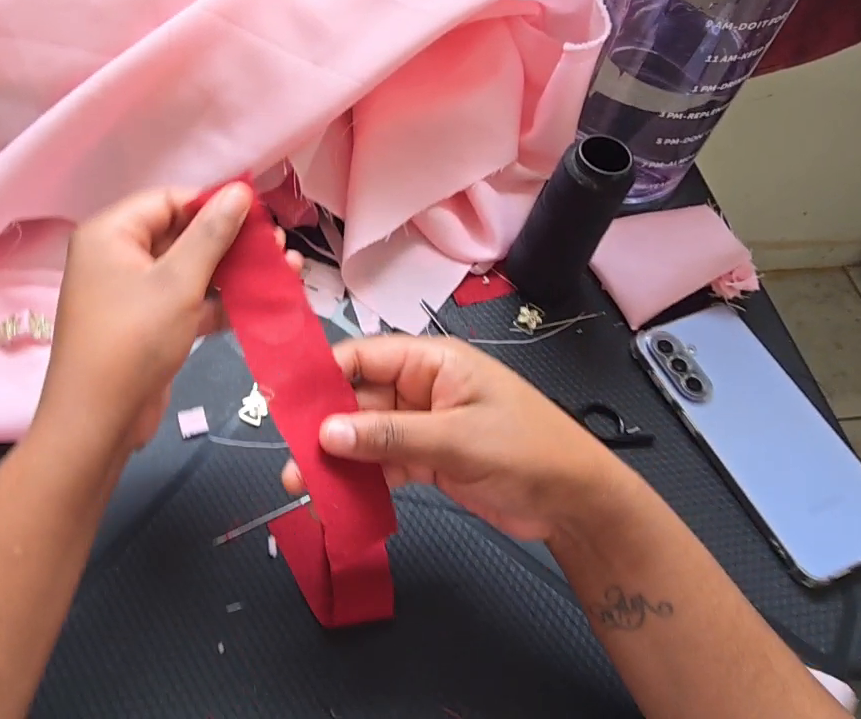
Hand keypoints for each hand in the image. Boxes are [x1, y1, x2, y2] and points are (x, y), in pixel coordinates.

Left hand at [34, 183, 296, 454]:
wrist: (98, 424)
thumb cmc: (133, 340)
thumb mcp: (178, 282)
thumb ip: (212, 233)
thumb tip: (240, 190)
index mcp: (112, 234)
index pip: (170, 201)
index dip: (215, 204)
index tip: (260, 214)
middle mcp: (119, 257)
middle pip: (184, 234)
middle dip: (233, 240)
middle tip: (278, 244)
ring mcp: (135, 293)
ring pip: (192, 270)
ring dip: (235, 272)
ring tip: (285, 269)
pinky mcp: (152, 325)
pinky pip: (190, 301)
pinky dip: (223, 301)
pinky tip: (266, 300)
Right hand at [281, 335, 627, 540]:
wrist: (576, 503)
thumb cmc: (528, 450)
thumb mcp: (457, 438)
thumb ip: (390, 436)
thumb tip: (327, 433)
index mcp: (432, 361)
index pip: (365, 357)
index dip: (324, 374)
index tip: (285, 397)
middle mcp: (421, 387)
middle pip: (359, 399)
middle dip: (324, 425)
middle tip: (290, 455)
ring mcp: (423, 424)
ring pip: (366, 435)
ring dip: (337, 458)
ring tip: (303, 484)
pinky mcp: (427, 458)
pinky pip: (383, 462)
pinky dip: (362, 479)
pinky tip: (337, 497)